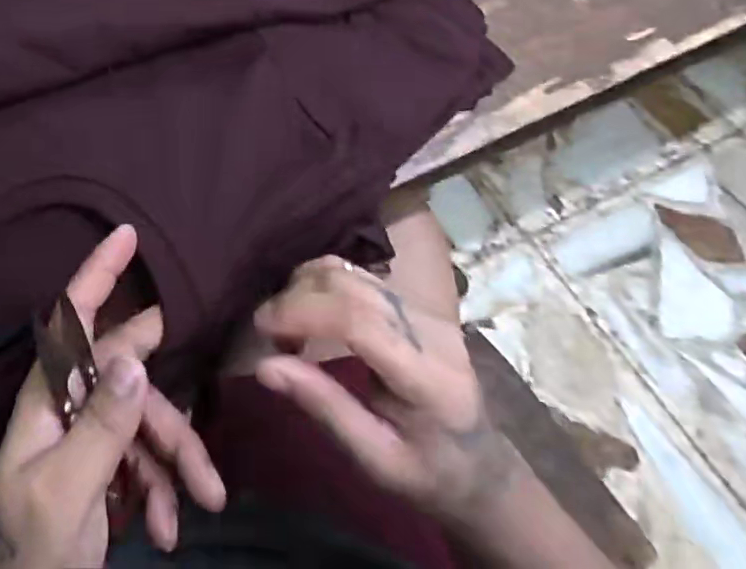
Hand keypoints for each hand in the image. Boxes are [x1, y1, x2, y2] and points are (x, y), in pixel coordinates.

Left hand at [0, 226, 226, 568]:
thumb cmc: (29, 550)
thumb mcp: (67, 490)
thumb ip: (101, 423)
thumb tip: (135, 356)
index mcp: (49, 392)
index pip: (73, 317)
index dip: (98, 271)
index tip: (128, 233)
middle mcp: (67, 399)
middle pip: (131, 380)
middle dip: (170, 423)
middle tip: (206, 476)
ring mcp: (83, 431)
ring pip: (145, 420)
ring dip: (174, 467)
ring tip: (195, 518)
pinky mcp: (98, 463)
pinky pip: (141, 456)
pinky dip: (159, 490)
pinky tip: (163, 530)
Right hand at [250, 255, 521, 526]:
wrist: (484, 470)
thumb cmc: (429, 474)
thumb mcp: (377, 461)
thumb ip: (325, 407)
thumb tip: (263, 365)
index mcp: (427, 377)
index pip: (358, 320)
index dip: (301, 312)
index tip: (262, 328)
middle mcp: (429, 332)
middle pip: (347, 286)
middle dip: (293, 298)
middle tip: (266, 330)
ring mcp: (423, 310)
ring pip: (347, 271)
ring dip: (302, 285)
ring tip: (285, 322)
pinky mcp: (412, 302)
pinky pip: (353, 273)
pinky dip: (317, 282)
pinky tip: (307, 310)